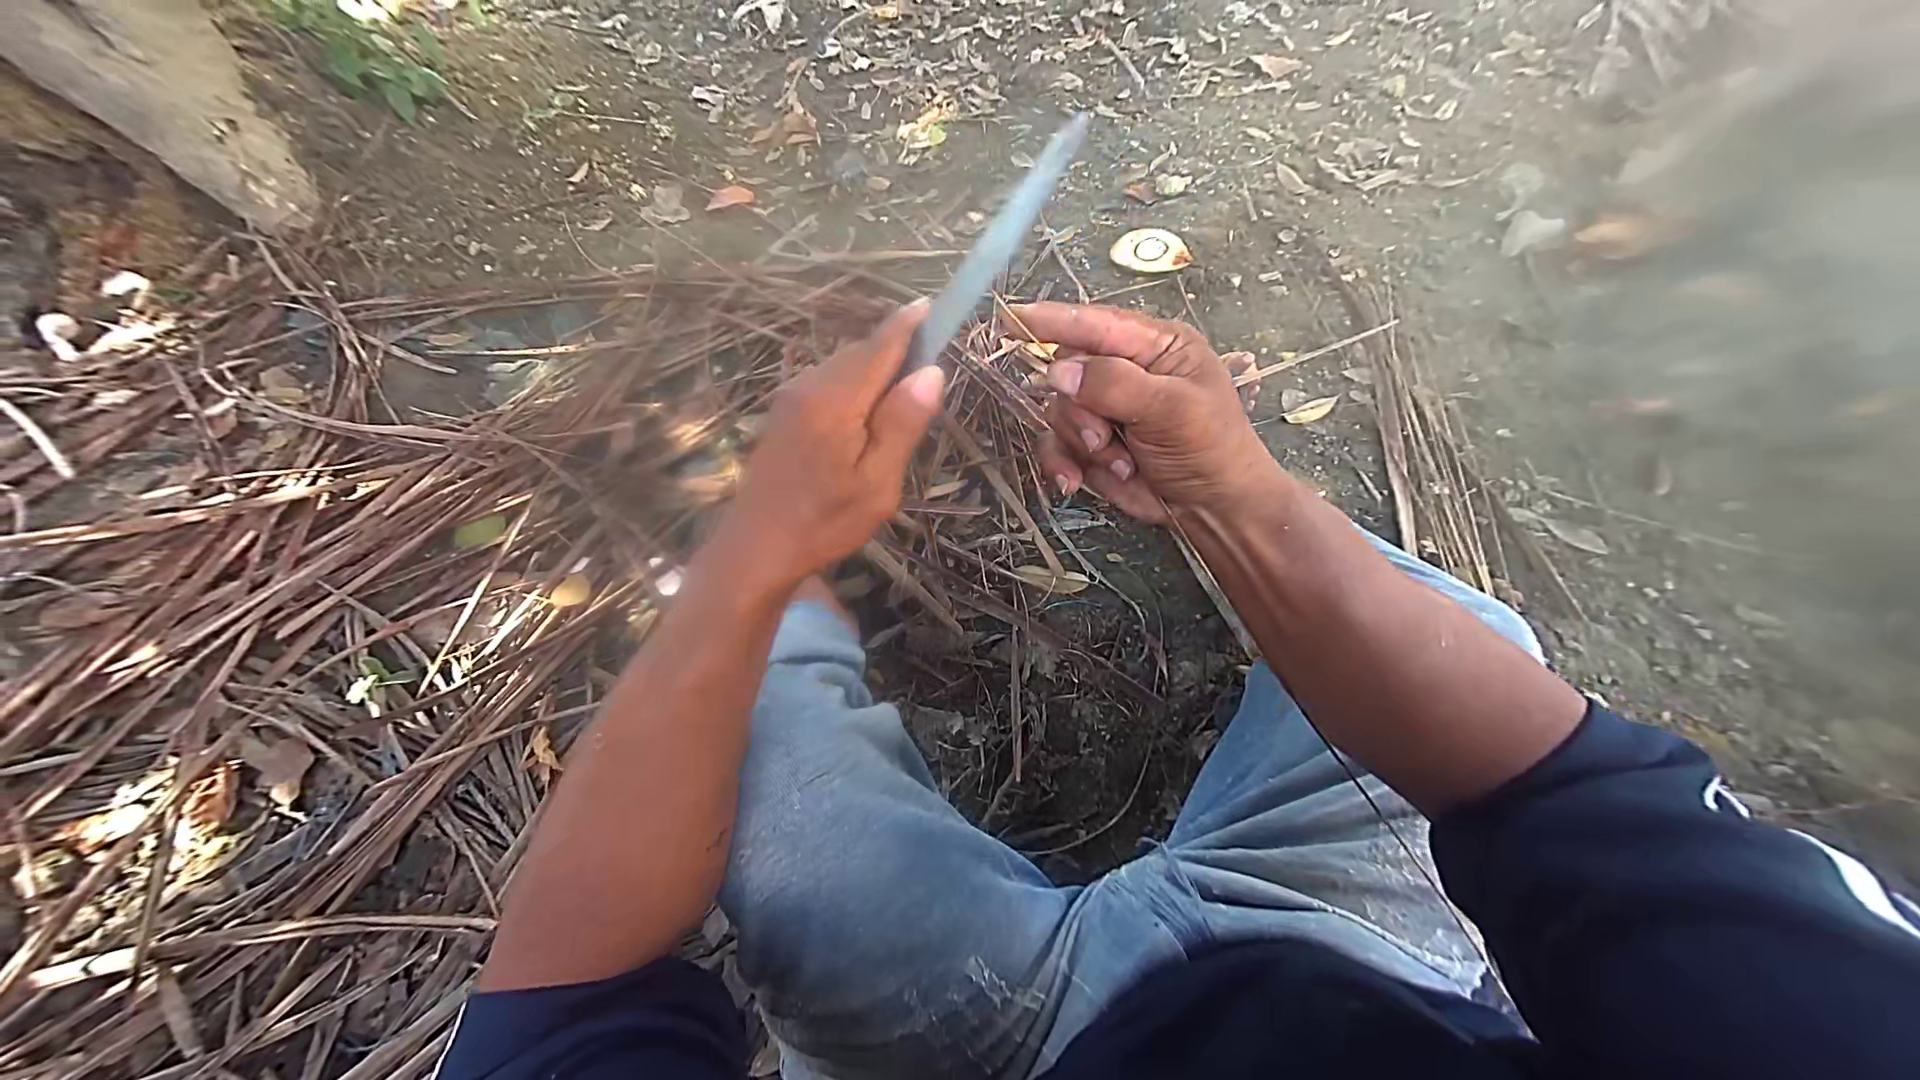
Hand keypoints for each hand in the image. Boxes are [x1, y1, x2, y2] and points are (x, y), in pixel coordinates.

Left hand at [708, 299, 944, 592]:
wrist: (756, 547)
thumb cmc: (824, 523)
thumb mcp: (877, 483)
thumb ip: (901, 424)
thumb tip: (931, 371)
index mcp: (835, 401)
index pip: (879, 347)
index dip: (907, 325)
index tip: (931, 305)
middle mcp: (808, 386)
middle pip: (860, 353)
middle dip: (894, 352)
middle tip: (926, 379)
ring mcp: (790, 398)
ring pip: (842, 367)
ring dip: (874, 371)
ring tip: (900, 404)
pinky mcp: (783, 413)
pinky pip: (827, 383)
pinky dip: (854, 386)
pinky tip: (864, 419)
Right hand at [1013, 303, 1279, 523]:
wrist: (1211, 507)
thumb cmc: (1208, 447)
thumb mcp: (1172, 408)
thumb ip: (1114, 384)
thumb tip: (1058, 372)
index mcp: (1153, 346)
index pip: (1095, 324)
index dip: (1052, 320)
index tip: (1012, 317)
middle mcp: (1122, 370)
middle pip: (1067, 371)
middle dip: (1080, 409)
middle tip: (1103, 438)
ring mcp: (1102, 409)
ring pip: (1058, 411)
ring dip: (1082, 443)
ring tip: (1119, 464)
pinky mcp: (1089, 444)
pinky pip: (1053, 445)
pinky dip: (1061, 463)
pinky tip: (1074, 481)